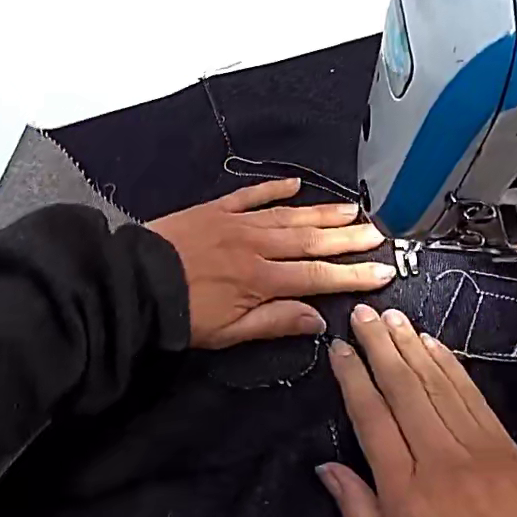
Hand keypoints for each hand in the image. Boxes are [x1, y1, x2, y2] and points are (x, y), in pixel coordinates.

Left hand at [147, 178, 394, 348]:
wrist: (134, 282)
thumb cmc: (181, 314)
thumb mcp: (228, 332)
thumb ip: (276, 322)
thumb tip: (318, 320)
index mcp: (262, 279)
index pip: (318, 276)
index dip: (354, 274)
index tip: (383, 270)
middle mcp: (258, 246)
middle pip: (312, 241)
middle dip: (349, 238)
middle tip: (378, 233)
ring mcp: (239, 223)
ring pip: (290, 216)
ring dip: (323, 213)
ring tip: (352, 211)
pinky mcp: (218, 209)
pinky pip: (252, 196)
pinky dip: (275, 189)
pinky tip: (296, 184)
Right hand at [317, 304, 516, 516]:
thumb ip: (357, 511)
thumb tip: (325, 469)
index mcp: (404, 489)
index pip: (371, 415)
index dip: (353, 376)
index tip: (340, 348)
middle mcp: (436, 456)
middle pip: (402, 386)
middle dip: (379, 345)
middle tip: (364, 315)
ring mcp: (472, 443)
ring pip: (434, 381)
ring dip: (410, 344)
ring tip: (393, 318)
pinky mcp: (500, 438)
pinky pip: (468, 390)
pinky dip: (449, 362)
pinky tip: (434, 344)